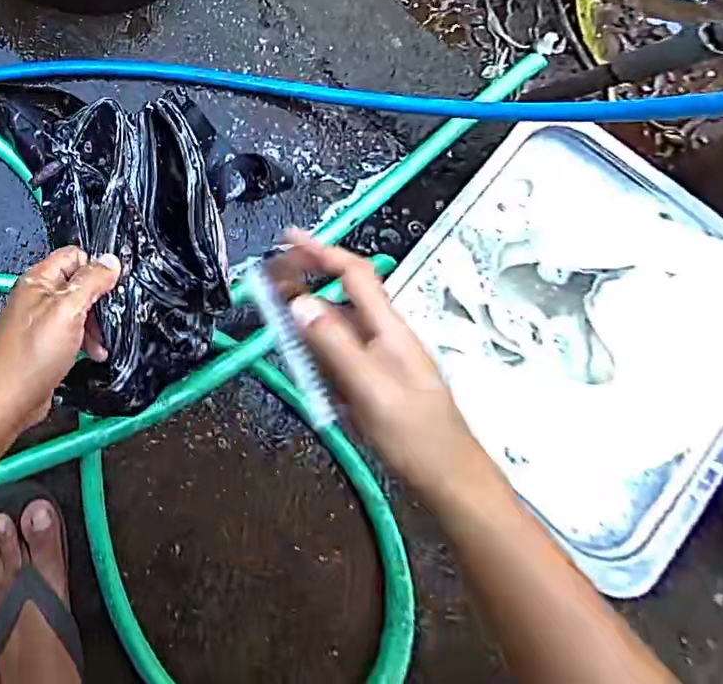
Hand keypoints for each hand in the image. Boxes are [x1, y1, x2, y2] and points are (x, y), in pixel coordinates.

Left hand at [0, 247, 120, 430]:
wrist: (8, 400)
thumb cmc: (29, 355)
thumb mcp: (68, 310)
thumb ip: (91, 281)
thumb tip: (110, 261)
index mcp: (39, 279)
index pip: (74, 255)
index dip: (95, 267)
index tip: (111, 286)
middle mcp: (38, 297)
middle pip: (79, 284)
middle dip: (98, 301)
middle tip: (105, 317)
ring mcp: (40, 321)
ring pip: (78, 311)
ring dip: (94, 325)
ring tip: (100, 342)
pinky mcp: (44, 344)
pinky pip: (72, 333)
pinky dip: (85, 341)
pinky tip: (93, 353)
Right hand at [278, 229, 497, 504]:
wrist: (450, 482)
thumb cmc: (419, 438)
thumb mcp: (370, 388)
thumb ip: (332, 344)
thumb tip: (300, 305)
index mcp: (388, 328)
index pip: (352, 273)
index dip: (320, 250)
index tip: (289, 240)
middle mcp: (383, 335)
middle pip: (339, 295)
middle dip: (304, 283)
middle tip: (271, 280)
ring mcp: (378, 357)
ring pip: (334, 327)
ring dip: (307, 326)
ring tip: (285, 335)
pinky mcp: (372, 379)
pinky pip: (337, 356)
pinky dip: (317, 357)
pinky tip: (312, 376)